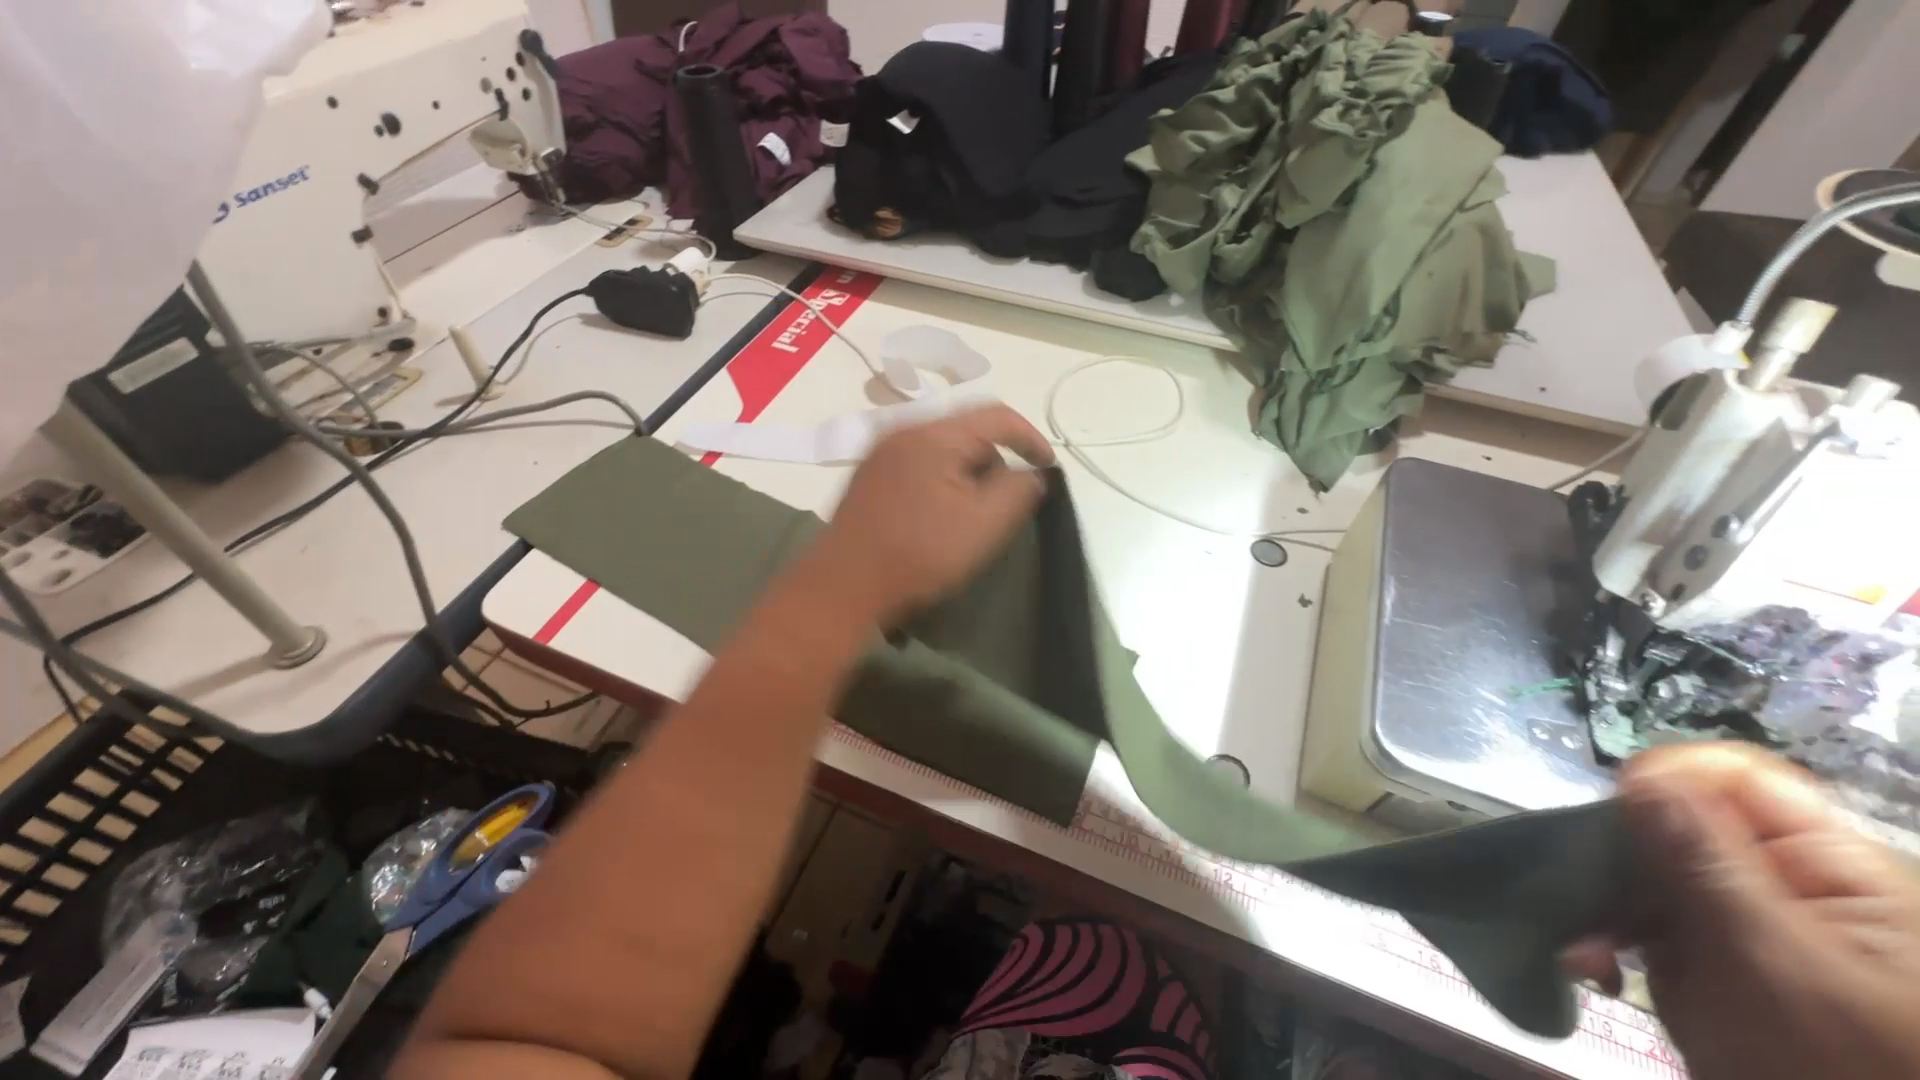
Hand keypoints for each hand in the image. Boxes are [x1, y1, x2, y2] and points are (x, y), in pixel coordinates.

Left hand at [798, 404, 1054, 627]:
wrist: (843, 588)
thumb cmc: (919, 554)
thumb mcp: (983, 524)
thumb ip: (1018, 490)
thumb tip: (1031, 473)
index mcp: (933, 434)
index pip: (997, 415)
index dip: (1031, 438)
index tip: (1049, 469)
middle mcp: (903, 431)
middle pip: (967, 430)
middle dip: (996, 460)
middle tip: (1008, 501)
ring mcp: (881, 453)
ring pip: (943, 449)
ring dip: (969, 473)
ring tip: (976, 514)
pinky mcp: (869, 477)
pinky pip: (919, 464)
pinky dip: (943, 480)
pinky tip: (942, 516)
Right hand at [1566, 744, 1919, 1079]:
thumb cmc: (1836, 1063)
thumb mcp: (1772, 959)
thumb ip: (1706, 862)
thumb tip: (1643, 774)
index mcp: (1825, 868)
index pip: (1738, 781)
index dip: (1672, 781)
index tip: (1615, 812)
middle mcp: (1775, 882)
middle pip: (1675, 823)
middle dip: (1617, 855)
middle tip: (1582, 892)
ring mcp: (1733, 921)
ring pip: (1641, 872)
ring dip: (1598, 901)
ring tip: (1583, 952)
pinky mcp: (1696, 956)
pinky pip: (1633, 920)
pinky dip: (1601, 936)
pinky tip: (1590, 965)